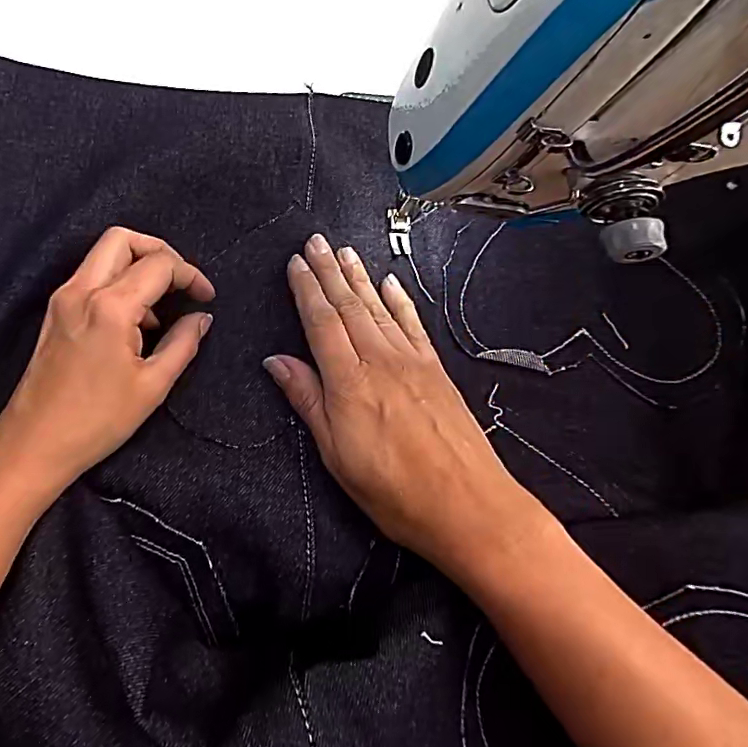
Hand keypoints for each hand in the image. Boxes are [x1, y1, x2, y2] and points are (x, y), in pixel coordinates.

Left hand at [0, 227, 215, 494]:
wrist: (32, 445)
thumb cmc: (96, 421)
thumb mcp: (153, 386)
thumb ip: (184, 343)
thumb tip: (202, 317)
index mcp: (109, 306)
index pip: (159, 264)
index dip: (190, 275)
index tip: (206, 298)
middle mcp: (81, 291)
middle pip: (124, 238)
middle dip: (160, 251)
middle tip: (181, 281)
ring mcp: (63, 298)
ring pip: (105, 252)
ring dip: (138, 264)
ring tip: (161, 303)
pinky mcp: (56, 311)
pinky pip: (93, 275)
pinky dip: (120, 280)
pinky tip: (135, 319)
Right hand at [266, 233, 542, 572]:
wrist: (469, 505)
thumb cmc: (397, 492)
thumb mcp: (338, 457)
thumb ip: (308, 401)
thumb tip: (278, 362)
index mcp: (350, 383)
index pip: (321, 322)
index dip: (306, 289)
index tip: (296, 263)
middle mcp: (380, 361)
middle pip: (348, 305)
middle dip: (328, 270)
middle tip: (315, 241)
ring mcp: (412, 362)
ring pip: (379, 307)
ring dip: (359, 276)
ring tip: (344, 251)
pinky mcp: (435, 369)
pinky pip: (413, 324)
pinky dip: (399, 300)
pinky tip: (390, 283)